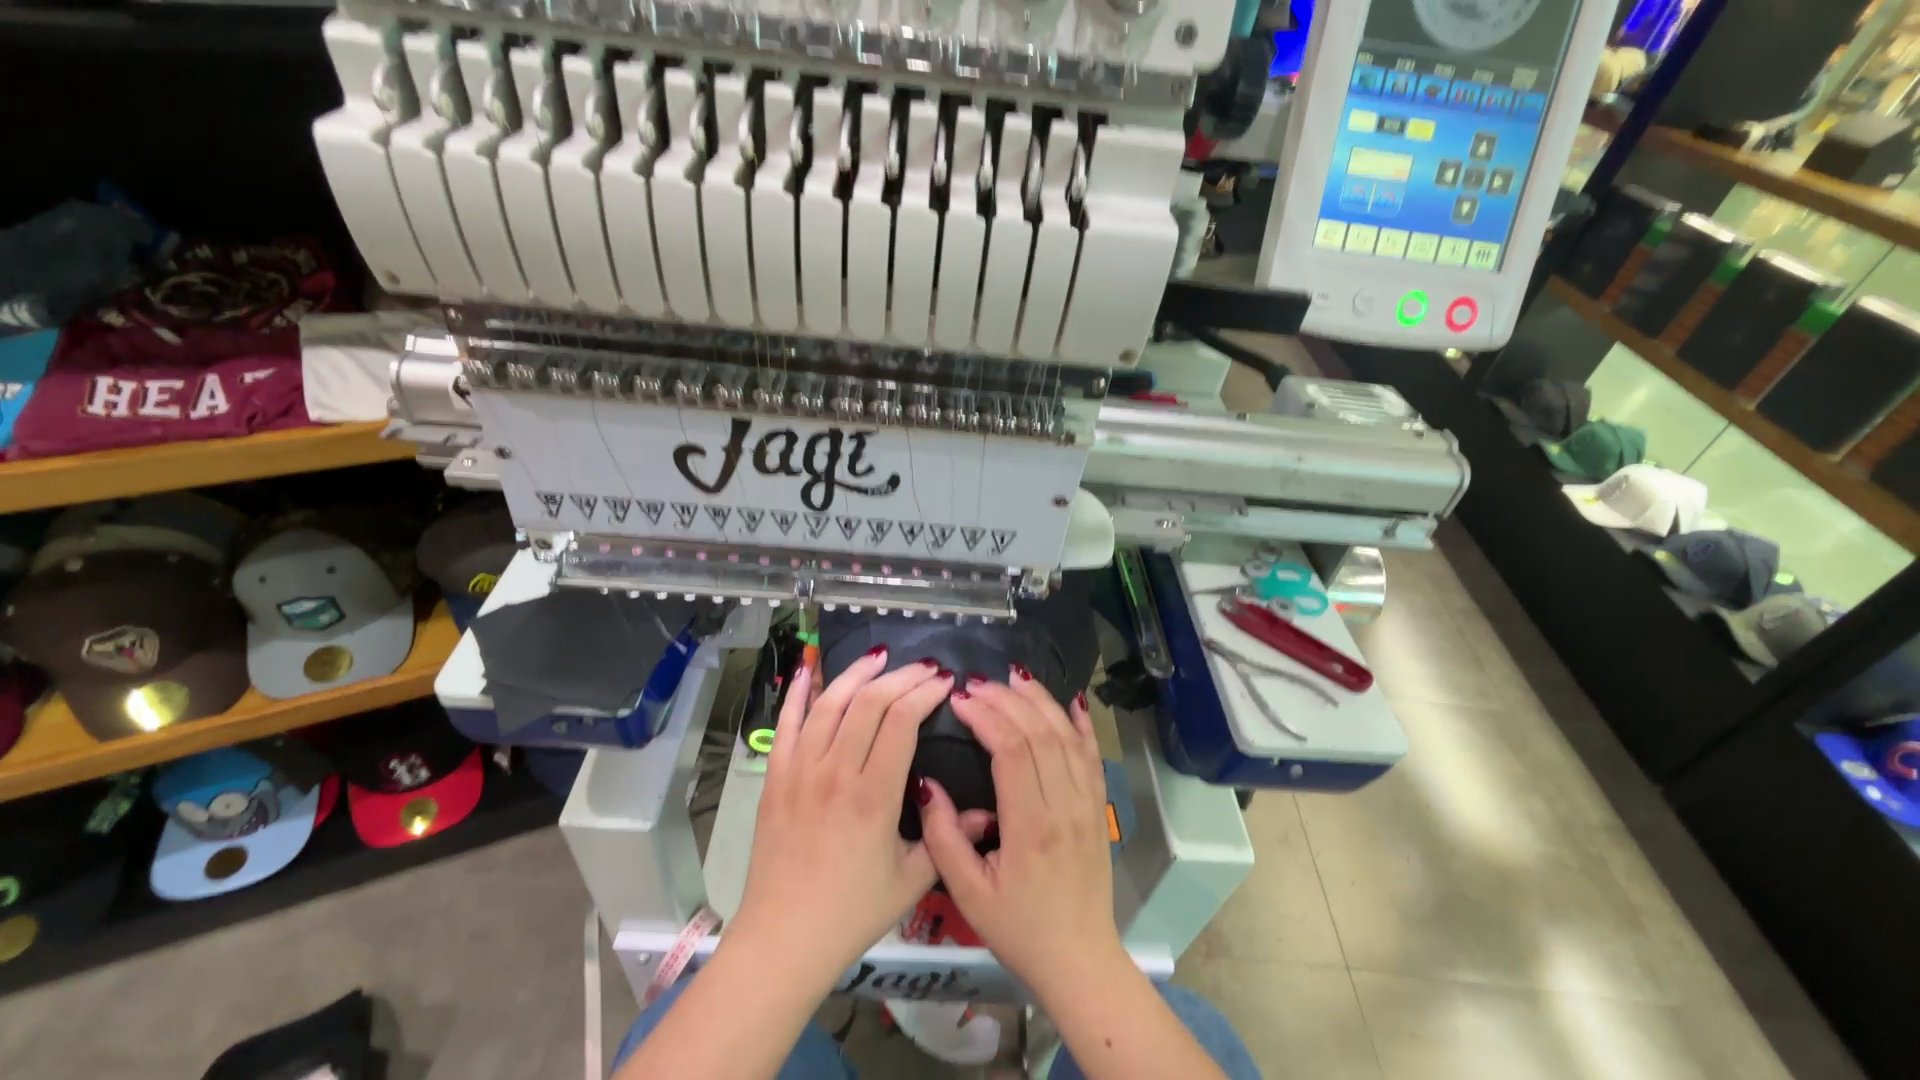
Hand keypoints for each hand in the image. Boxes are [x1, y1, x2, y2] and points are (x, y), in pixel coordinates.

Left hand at [725, 649, 957, 987]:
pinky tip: (807, 671)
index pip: (901, 721)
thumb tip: (985, 810)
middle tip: (926, 668)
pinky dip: (796, 694)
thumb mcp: (913, 880)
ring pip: (828, 704)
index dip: (925, 693)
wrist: (785, 936)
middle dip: (901, 677)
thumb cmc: (853, 912)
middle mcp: (835, 772)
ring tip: (880, 658)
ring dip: (855, 675)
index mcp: (873, 795)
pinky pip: (784, 724)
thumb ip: (947, 837)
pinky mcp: (775, 778)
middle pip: (868, 703)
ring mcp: (799, 771)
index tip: (945, 682)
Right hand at [915, 668, 1126, 997]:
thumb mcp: (968, 893)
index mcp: (1032, 825)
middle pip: (1041, 734)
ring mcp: (1088, 805)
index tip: (960, 699)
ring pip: (1068, 738)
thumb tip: (926, 786)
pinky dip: (1082, 726)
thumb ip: (944, 838)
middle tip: (976, 683)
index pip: (1013, 751)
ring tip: (1013, 677)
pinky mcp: (1098, 810)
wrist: (1078, 958)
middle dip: (1008, 701)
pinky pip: (1093, 757)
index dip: (987, 717)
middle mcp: (1065, 806)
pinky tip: (1071, 702)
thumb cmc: (1018, 928)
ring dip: (1041, 702)